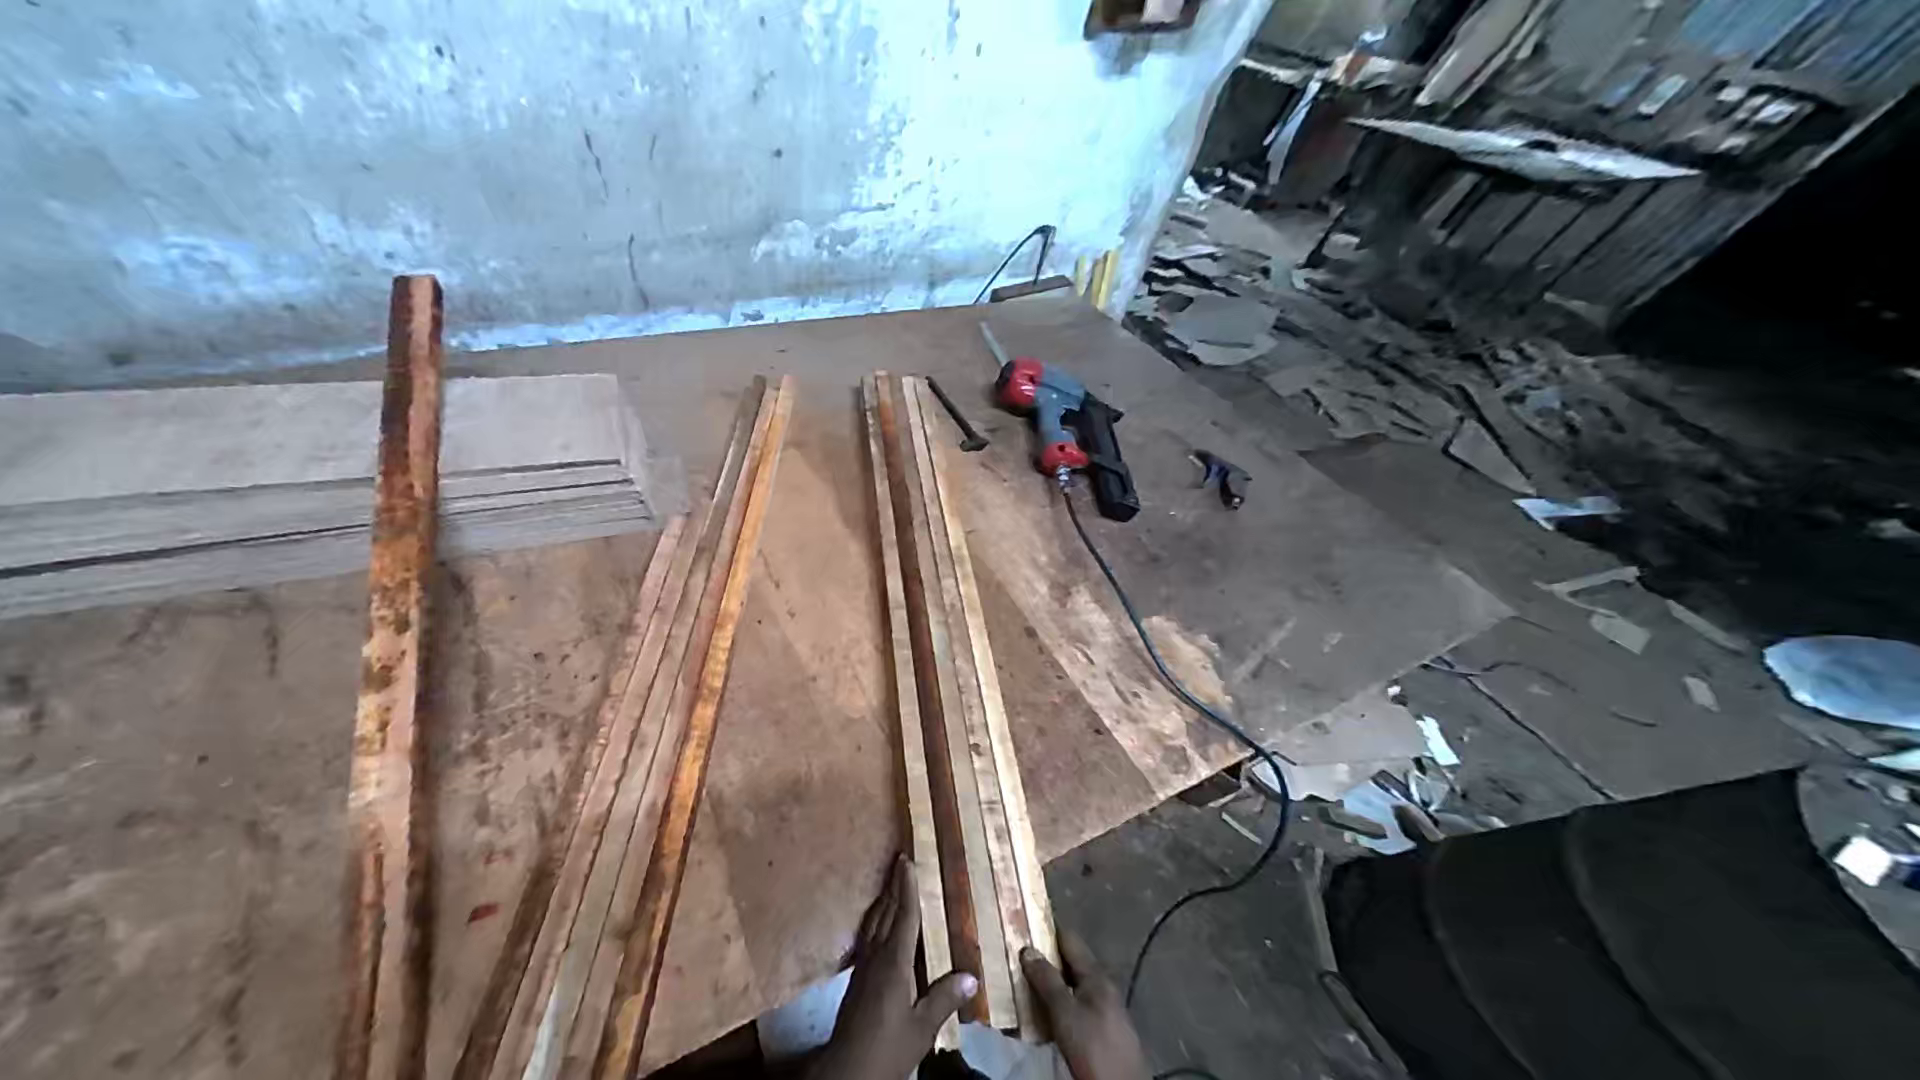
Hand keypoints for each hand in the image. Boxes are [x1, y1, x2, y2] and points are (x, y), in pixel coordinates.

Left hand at [812, 856, 976, 1079]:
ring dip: (884, 900)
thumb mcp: (922, 1028)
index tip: (907, 861)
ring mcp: (863, 967)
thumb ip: (944, 999)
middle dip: (894, 886)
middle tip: (900, 859)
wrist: (846, 1071)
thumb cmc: (887, 1048)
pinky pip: (867, 936)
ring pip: (874, 923)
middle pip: (886, 912)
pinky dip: (875, 920)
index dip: (907, 888)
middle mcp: (876, 957)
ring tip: (891, 883)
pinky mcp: (857, 979)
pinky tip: (876, 924)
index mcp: (894, 963)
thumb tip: (972, 976)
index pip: (904, 916)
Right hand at [1021, 933, 1149, 1079]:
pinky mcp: (1104, 1028)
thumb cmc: (1093, 1047)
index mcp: (1096, 975)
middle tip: (1018, 955)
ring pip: (1073, 984)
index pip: (1069, 939)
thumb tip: (1027, 949)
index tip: (1024, 921)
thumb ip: (1047, 981)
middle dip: (1046, 957)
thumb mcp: (1065, 1013)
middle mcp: (1103, 985)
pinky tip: (1045, 1011)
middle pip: (1071, 962)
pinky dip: (1060, 1000)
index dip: (1047, 928)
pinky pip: (1077, 1003)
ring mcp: (1106, 1007)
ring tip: (1025, 981)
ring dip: (1052, 981)